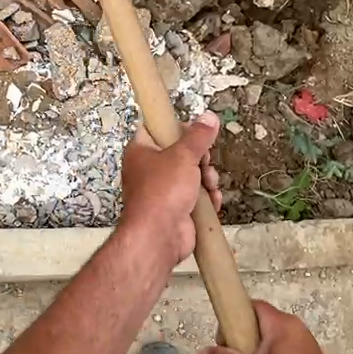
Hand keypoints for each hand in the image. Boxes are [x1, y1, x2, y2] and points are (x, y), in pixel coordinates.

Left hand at [116, 112, 222, 268]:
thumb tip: (208, 117)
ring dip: (206, 179)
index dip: (177, 128)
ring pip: (192, 175)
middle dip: (200, 158)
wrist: (159, 236)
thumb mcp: (183, 155)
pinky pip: (196, 197)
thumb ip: (198, 136)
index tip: (194, 132)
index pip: (157, 128)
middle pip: (181, 153)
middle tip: (203, 162)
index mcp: (141, 150)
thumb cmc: (161, 193)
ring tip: (207, 184)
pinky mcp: (176, 208)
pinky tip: (210, 200)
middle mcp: (149, 169)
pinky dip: (205, 198)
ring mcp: (162, 190)